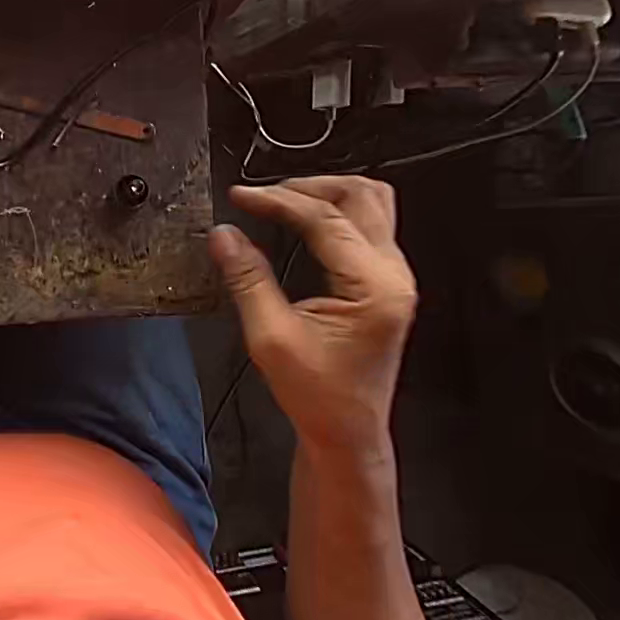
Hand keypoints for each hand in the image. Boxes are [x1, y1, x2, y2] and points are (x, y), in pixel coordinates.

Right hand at [208, 177, 416, 452]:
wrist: (347, 432)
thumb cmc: (320, 397)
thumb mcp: (271, 338)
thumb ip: (247, 279)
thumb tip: (225, 237)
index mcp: (373, 288)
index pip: (325, 219)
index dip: (278, 200)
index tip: (244, 198)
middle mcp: (393, 275)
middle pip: (360, 195)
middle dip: (307, 187)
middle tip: (265, 195)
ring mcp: (394, 276)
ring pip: (371, 202)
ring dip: (327, 193)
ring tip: (284, 200)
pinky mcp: (386, 281)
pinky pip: (369, 224)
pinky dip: (335, 211)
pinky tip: (306, 221)